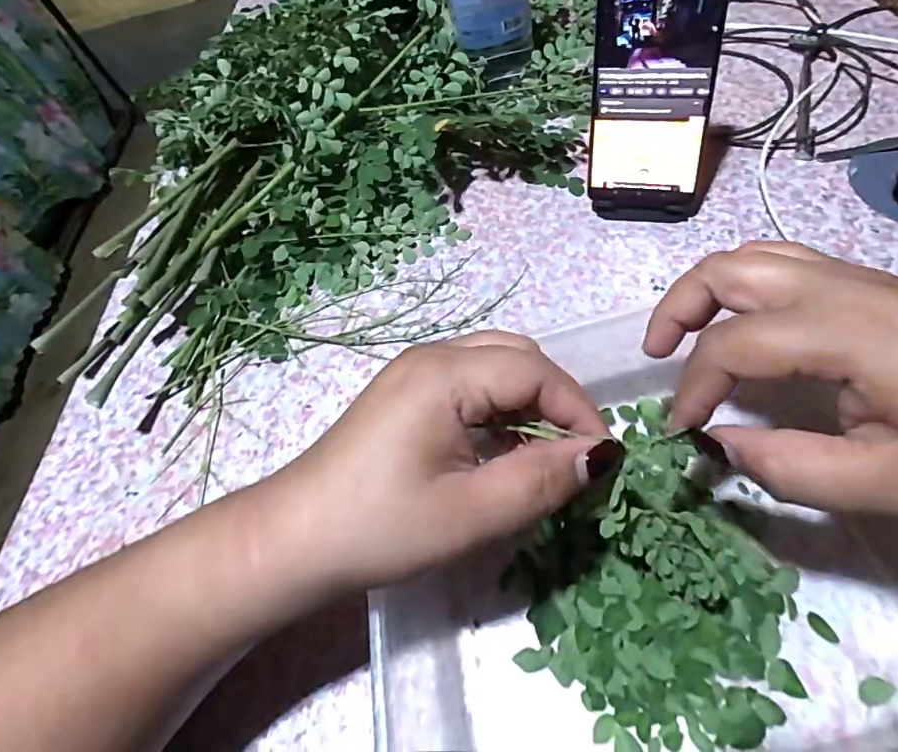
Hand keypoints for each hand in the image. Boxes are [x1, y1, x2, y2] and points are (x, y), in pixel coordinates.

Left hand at [265, 331, 619, 590]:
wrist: (294, 542)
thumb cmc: (381, 527)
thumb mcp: (471, 513)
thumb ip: (541, 480)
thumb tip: (603, 455)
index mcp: (445, 373)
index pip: (535, 371)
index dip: (578, 409)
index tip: (603, 459)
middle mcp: (433, 356)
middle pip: (518, 358)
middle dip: (557, 401)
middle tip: (575, 456)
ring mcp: (417, 371)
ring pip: (497, 366)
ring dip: (529, 403)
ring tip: (543, 456)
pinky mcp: (409, 392)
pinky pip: (473, 383)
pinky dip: (501, 409)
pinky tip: (503, 451)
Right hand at [644, 242, 897, 537]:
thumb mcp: (897, 486)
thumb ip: (793, 467)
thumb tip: (725, 446)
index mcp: (843, 328)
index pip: (733, 344)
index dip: (692, 387)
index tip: (680, 435)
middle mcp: (844, 285)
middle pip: (732, 268)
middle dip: (680, 305)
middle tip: (658, 355)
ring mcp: (868, 280)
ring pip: (762, 256)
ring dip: (714, 287)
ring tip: (694, 334)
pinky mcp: (888, 290)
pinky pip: (795, 267)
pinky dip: (752, 287)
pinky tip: (762, 331)